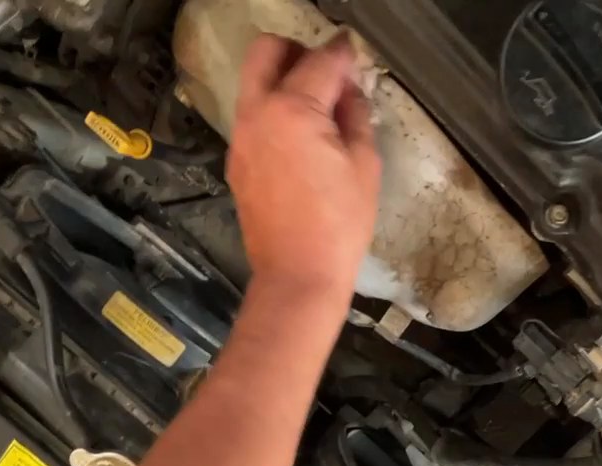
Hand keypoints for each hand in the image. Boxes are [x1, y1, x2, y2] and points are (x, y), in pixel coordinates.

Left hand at [227, 34, 381, 299]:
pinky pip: (252, 121)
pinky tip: (300, 144)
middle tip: (326, 76)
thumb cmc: (338, 228)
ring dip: (283, 84)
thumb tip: (349, 93)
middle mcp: (257, 115)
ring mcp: (241, 140)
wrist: (298, 277)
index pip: (321, 61)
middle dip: (298, 52)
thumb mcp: (364, 167)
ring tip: (317, 115)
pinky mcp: (237, 164)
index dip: (344, 56)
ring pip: (254, 85)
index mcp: (292, 110)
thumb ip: (356, 117)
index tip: (355, 60)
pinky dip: (273, 116)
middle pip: (267, 52)